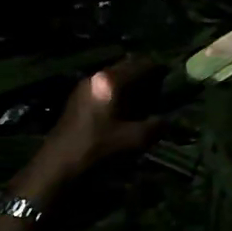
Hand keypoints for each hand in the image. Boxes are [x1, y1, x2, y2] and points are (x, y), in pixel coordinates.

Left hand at [13, 59, 161, 200]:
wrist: (57, 166)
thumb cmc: (96, 148)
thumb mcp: (133, 140)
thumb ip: (155, 126)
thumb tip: (168, 120)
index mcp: (109, 80)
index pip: (141, 64)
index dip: (159, 68)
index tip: (174, 75)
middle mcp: (96, 76)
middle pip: (126, 68)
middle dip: (146, 76)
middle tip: (163, 88)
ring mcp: (84, 87)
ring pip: (115, 78)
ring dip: (132, 86)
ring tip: (148, 100)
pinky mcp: (78, 99)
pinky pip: (105, 88)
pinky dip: (119, 94)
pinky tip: (128, 110)